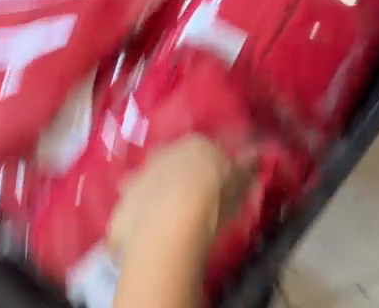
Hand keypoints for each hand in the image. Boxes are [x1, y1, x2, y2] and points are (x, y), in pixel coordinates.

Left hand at [108, 137, 248, 258]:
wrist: (170, 225)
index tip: (221, 177)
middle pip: (171, 159)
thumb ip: (247, 167)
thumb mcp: (240, 182)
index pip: (208, 147)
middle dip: (178, 171)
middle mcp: (163, 154)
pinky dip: (135, 220)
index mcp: (196, 144)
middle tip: (190, 193)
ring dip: (151, 191)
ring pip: (144, 182)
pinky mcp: (120, 209)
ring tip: (163, 212)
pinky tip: (145, 234)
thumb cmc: (213, 197)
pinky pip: (129, 213)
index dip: (213, 162)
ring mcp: (138, 180)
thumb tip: (257, 154)